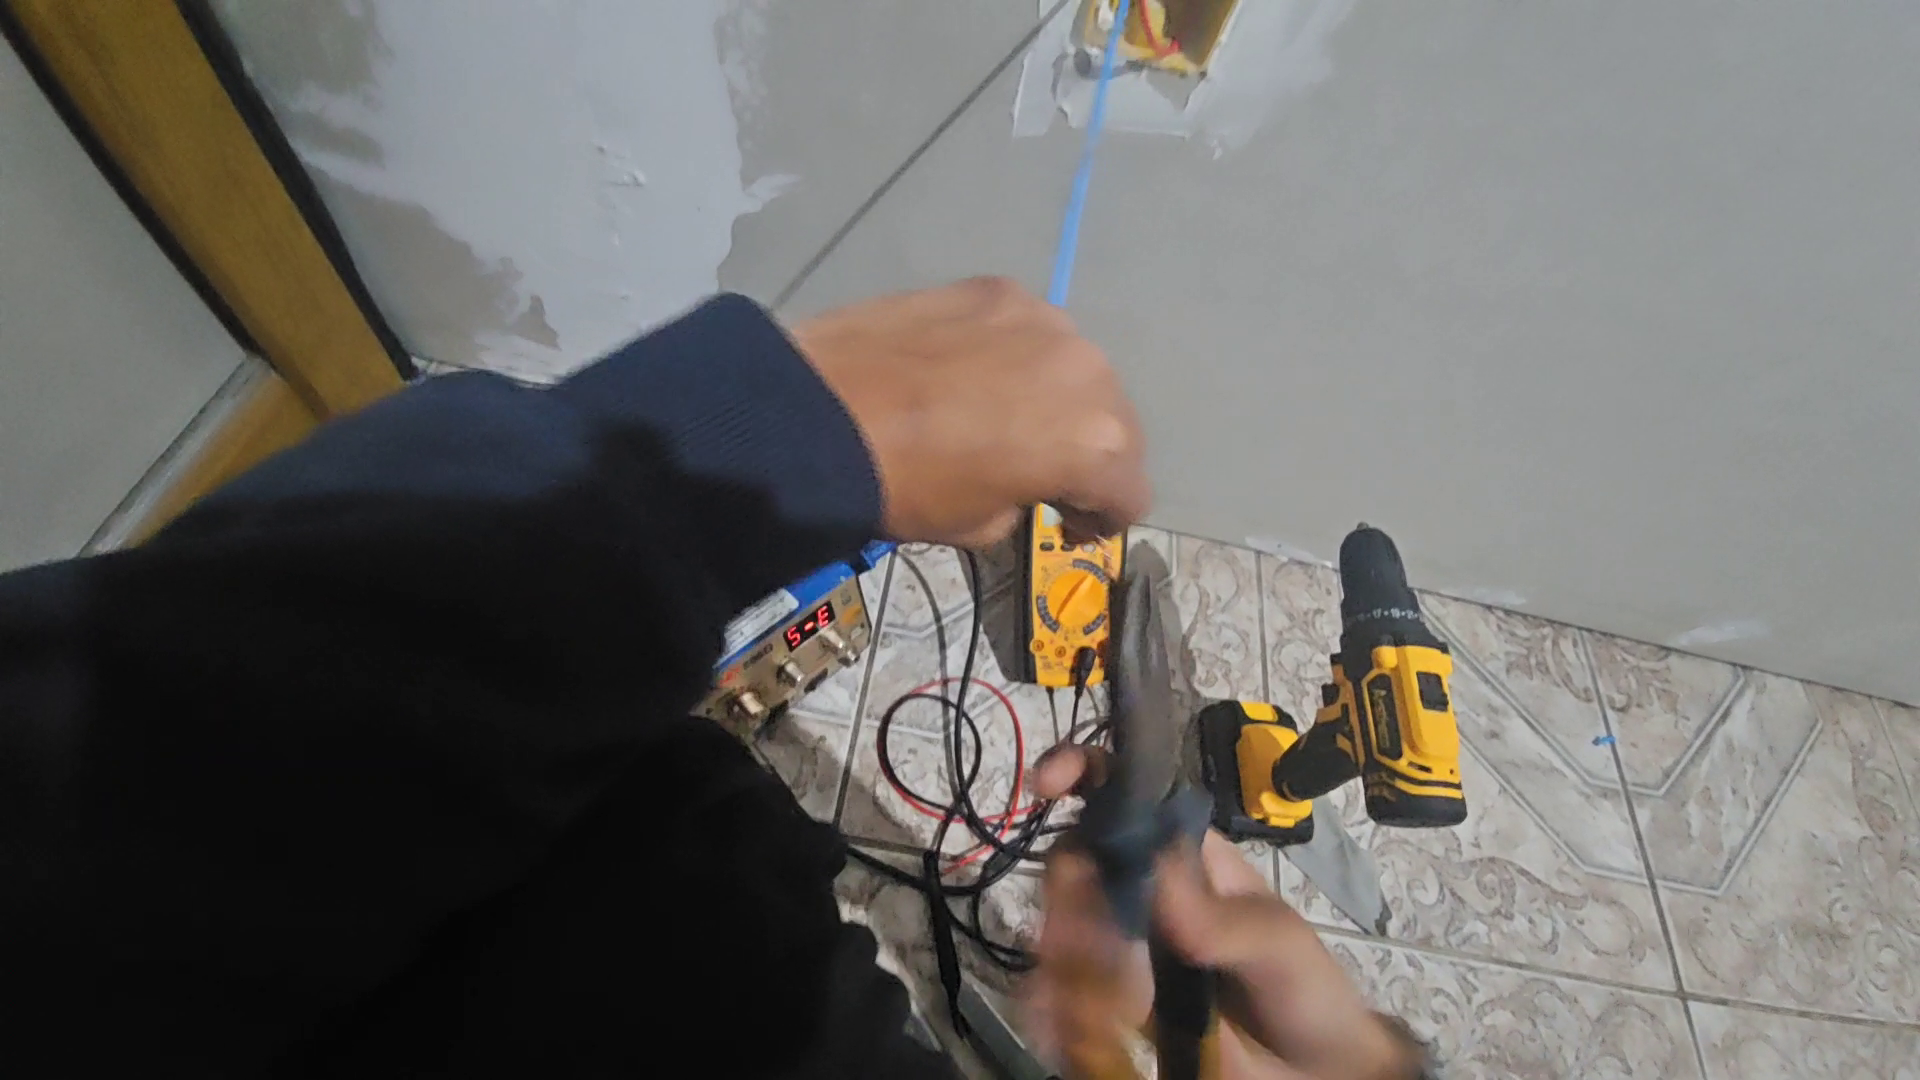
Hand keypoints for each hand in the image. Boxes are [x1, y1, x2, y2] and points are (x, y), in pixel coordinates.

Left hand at [787, 278, 1149, 547]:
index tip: (1068, 522)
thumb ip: (1026, 503)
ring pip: (1076, 370)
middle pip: (1117, 424)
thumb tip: (1023, 484)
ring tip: (1004, 412)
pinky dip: (1015, 358)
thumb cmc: (908, 487)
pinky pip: (1028, 333)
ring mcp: (1045, 319)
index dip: (1103, 517)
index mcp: (1096, 444)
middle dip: (1087, 454)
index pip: (1132, 492)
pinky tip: (972, 371)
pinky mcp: (999, 289)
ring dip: (1056, 399)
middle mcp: (1091, 372)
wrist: (823, 415)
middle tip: (1040, 469)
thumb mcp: (979, 526)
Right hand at [1026, 747, 1420, 1078]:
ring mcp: (1117, 939)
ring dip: (1066, 963)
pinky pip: (1058, 991)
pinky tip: (1077, 1031)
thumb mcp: (1275, 942)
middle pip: (1071, 860)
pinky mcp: (1107, 997)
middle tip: (1089, 945)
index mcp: (1175, 846)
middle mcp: (1136, 882)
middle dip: (1068, 899)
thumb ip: (1221, 918)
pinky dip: (1056, 1009)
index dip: (1075, 769)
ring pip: (1056, 926)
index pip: (1117, 787)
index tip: (1045, 784)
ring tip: (1109, 1010)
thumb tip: (1155, 877)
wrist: (1315, 1072)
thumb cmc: (1301, 983)